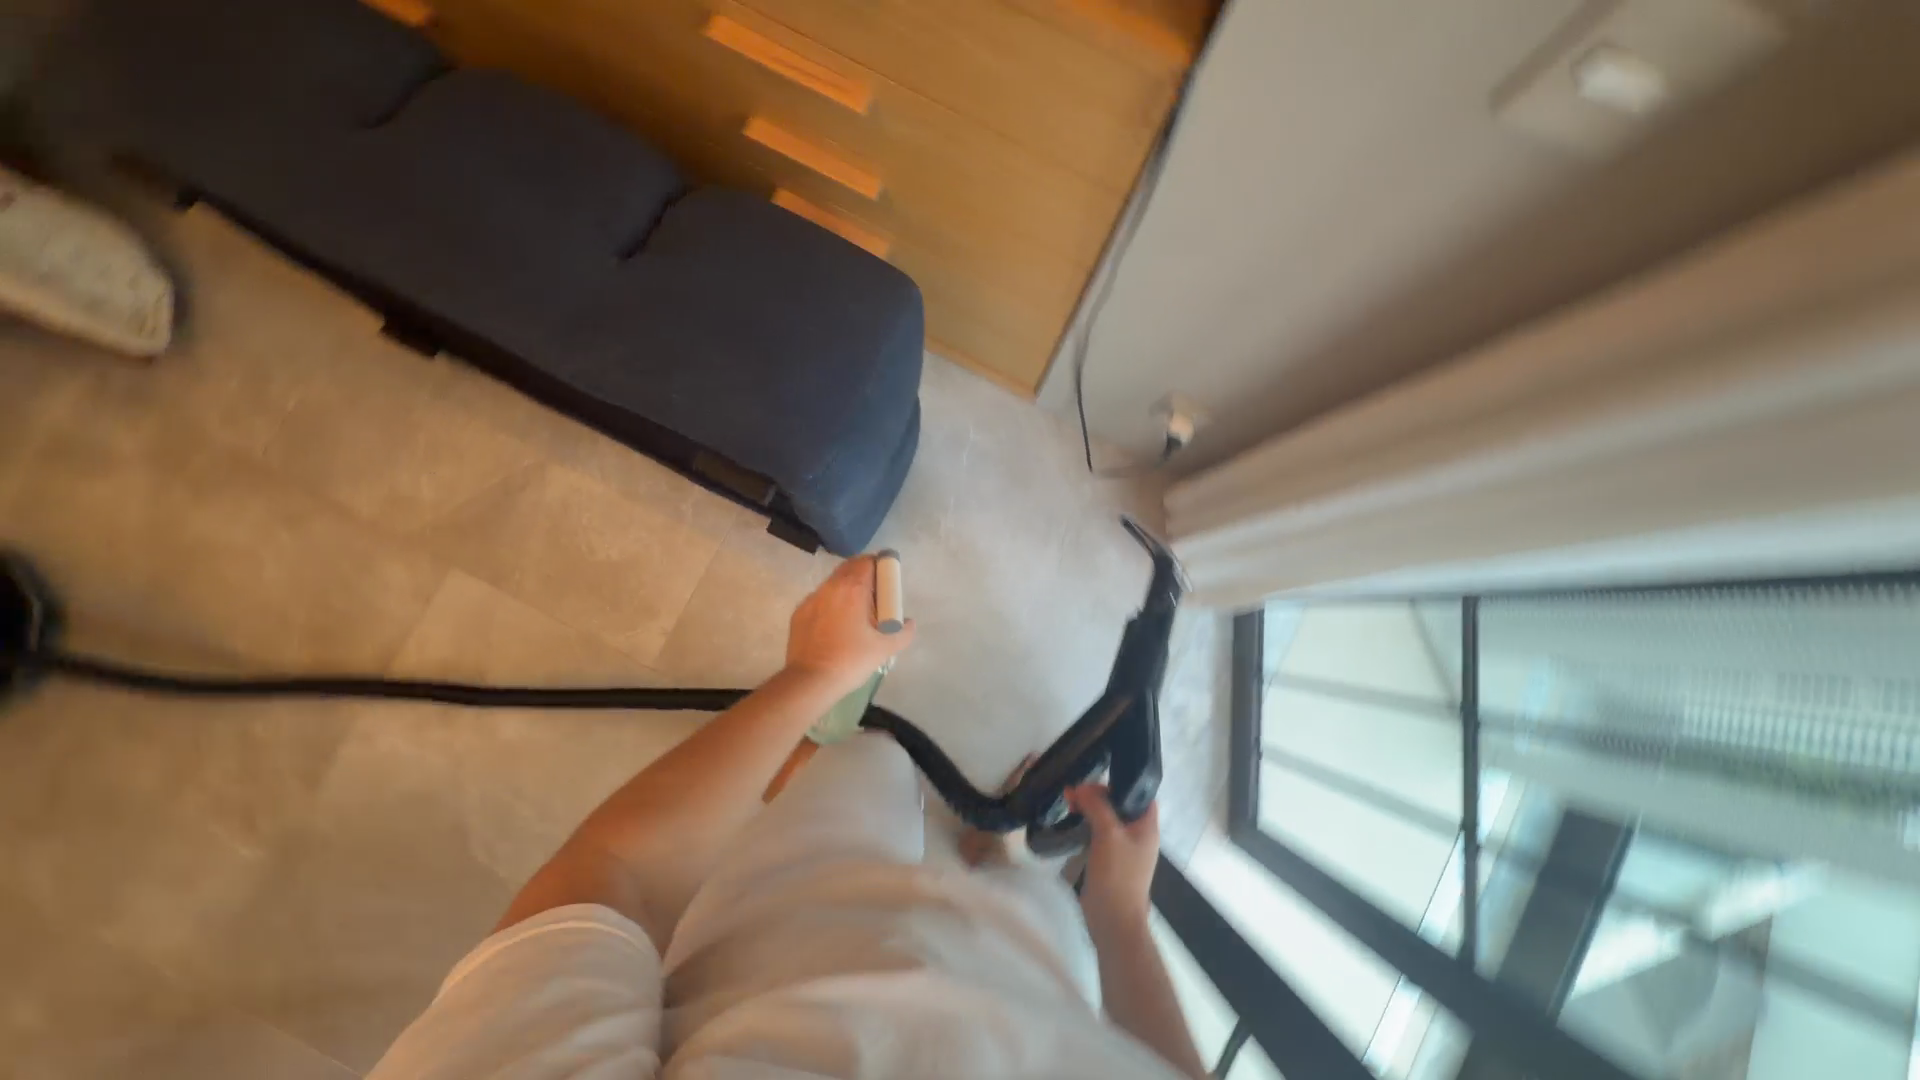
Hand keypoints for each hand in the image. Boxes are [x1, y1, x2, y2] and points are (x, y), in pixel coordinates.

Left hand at [786, 555, 914, 695]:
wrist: (810, 681)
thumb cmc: (851, 660)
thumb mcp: (885, 649)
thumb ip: (904, 632)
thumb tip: (908, 623)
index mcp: (852, 589)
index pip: (868, 561)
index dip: (881, 568)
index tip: (887, 585)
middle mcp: (830, 587)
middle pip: (850, 568)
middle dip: (864, 577)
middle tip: (876, 599)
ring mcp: (811, 599)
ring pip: (833, 584)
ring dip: (847, 591)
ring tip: (856, 615)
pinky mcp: (799, 613)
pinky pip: (820, 600)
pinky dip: (831, 605)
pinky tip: (835, 628)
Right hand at [1069, 783, 1159, 941]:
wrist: (1112, 919)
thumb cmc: (1117, 874)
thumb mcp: (1109, 834)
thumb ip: (1097, 806)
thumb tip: (1081, 788)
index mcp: (1147, 827)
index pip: (1140, 794)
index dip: (1121, 783)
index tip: (1096, 778)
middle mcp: (1138, 835)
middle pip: (1120, 805)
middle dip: (1098, 795)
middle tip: (1073, 792)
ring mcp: (1123, 849)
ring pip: (1107, 819)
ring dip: (1090, 809)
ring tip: (1068, 802)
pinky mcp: (1109, 861)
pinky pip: (1099, 834)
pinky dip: (1086, 825)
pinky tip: (1071, 821)